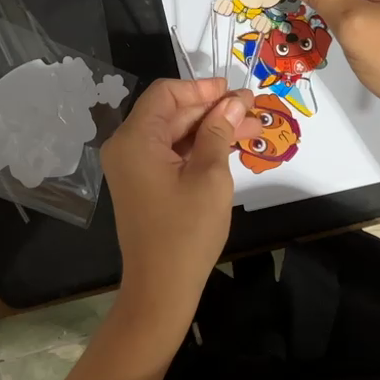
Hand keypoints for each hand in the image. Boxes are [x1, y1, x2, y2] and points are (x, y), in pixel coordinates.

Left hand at [102, 78, 254, 311]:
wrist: (161, 291)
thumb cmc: (186, 232)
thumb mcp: (210, 176)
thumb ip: (219, 132)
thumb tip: (233, 101)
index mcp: (135, 138)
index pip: (166, 93)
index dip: (201, 88)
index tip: (234, 91)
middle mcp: (126, 145)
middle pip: (171, 111)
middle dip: (212, 108)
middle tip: (252, 109)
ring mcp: (132, 165)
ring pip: (173, 132)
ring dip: (209, 128)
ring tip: (251, 127)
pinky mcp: (142, 182)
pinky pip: (169, 151)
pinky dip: (197, 147)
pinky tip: (228, 146)